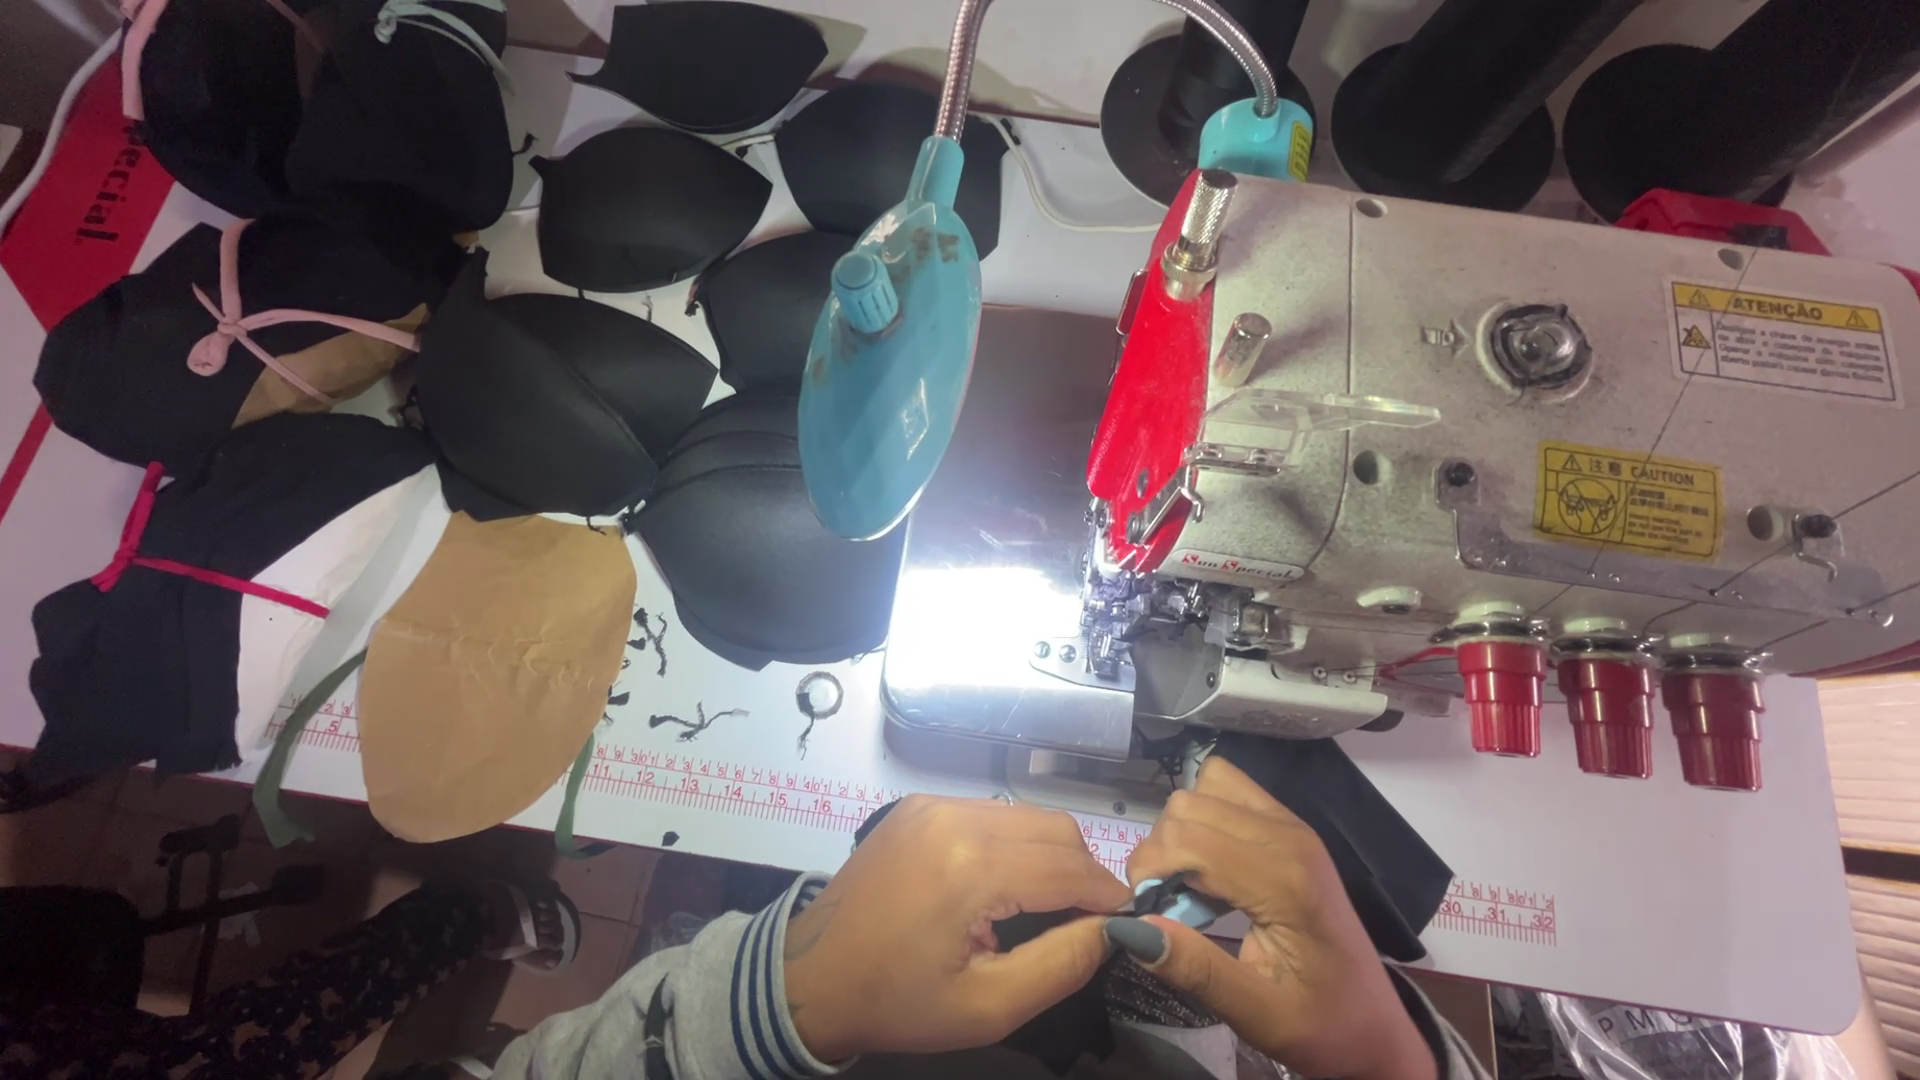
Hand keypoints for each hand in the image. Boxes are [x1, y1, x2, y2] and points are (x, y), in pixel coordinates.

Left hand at [784, 796, 1131, 1060]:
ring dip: (1050, 853)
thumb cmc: (898, 1000)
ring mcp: (934, 803)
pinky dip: (1013, 840)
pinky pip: (989, 811)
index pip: (1069, 867)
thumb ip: (1061, 964)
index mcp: (971, 866)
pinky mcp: (919, 804)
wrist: (812, 975)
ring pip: (1024, 814)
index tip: (1124, 921)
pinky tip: (1003, 880)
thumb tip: (1111, 930)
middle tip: (1085, 917)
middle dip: (1082, 870)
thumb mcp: (987, 1006)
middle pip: (1054, 828)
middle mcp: (955, 817)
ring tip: (1046, 902)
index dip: (1105, 895)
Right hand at [1109, 757, 1437, 1079]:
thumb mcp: (1260, 1018)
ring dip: (1180, 828)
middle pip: (1188, 807)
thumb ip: (1197, 970)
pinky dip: (1203, 812)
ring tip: (1187, 881)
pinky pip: (1226, 786)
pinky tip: (1209, 859)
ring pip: (1203, 787)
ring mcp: (1290, 823)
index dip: (1150, 870)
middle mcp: (1288, 836)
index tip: (1144, 913)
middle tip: (1164, 901)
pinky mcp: (1287, 823)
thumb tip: (1129, 929)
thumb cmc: (1323, 1027)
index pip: (1188, 840)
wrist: (1378, 1028)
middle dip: (1160, 851)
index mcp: (1285, 881)